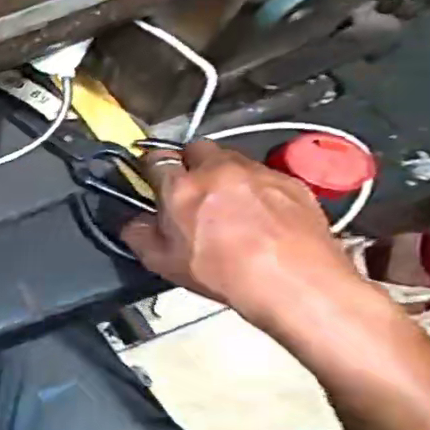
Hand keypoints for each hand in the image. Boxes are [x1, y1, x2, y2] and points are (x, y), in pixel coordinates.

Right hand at [121, 140, 371, 325]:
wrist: (295, 281)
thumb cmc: (225, 272)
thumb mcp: (162, 262)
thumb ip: (138, 235)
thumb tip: (134, 223)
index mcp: (180, 187)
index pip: (156, 158)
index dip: (152, 168)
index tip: (153, 180)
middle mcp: (218, 170)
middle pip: (196, 148)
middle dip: (189, 163)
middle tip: (189, 189)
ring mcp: (257, 172)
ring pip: (231, 159)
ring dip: (222, 174)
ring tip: (226, 205)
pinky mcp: (290, 181)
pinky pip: (263, 175)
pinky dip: (255, 187)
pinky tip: (258, 215)